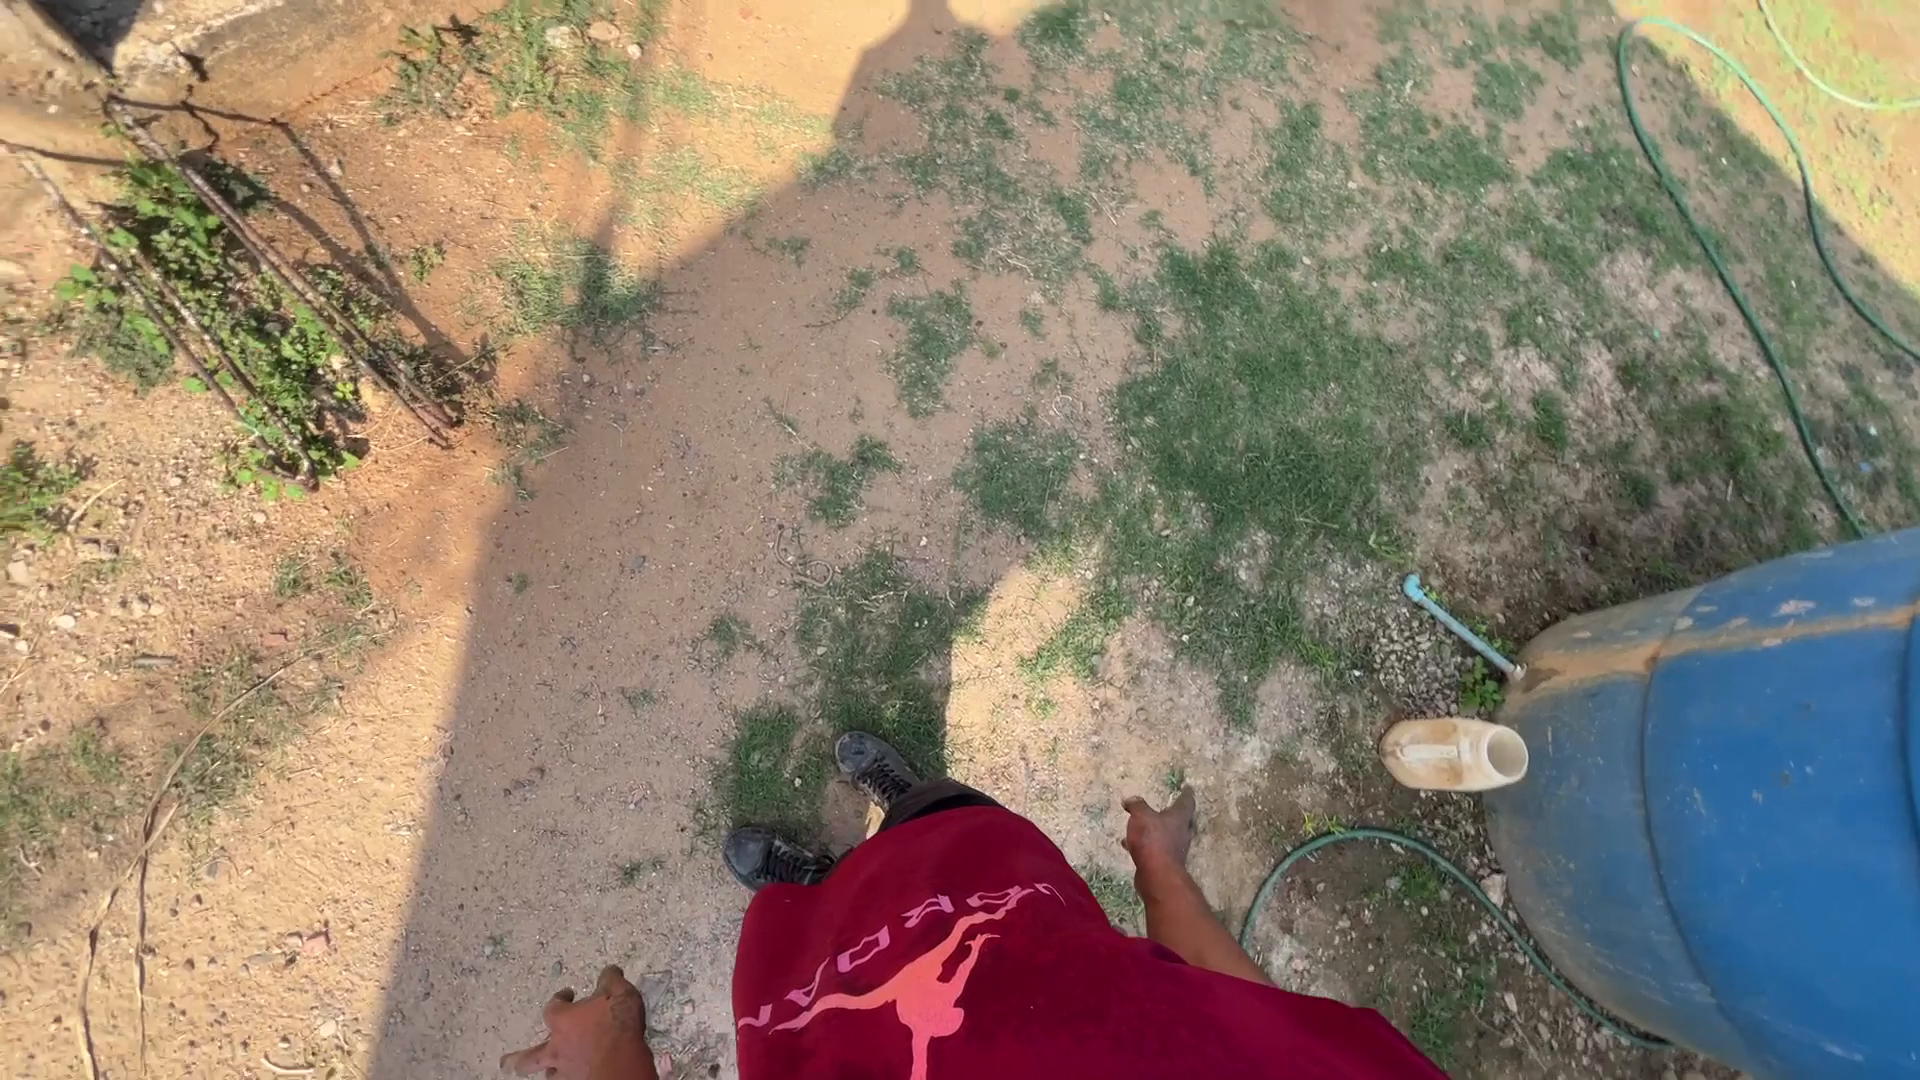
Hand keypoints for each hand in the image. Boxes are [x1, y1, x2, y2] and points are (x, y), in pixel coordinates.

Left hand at [501, 965, 656, 1078]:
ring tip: (547, 1070)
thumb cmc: (616, 1021)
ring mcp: (565, 1070)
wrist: (621, 1059)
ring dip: (547, 1069)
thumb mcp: (619, 990)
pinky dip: (568, 1077)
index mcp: (563, 1020)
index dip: (558, 999)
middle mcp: (557, 1047)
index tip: (567, 994)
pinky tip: (573, 1076)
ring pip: (547, 1073)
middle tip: (505, 1062)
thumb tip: (608, 971)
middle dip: (517, 1058)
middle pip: (530, 1056)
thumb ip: (610, 979)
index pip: (552, 1007)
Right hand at [1122, 786, 1196, 872]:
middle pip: (1182, 821)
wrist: (1157, 875)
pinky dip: (1145, 844)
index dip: (1186, 794)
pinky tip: (1129, 844)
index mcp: (1179, 818)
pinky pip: (1155, 848)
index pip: (1186, 803)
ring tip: (1142, 826)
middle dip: (1175, 815)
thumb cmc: (1152, 840)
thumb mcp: (1141, 815)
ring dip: (1157, 831)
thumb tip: (1131, 800)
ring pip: (1168, 836)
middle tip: (1169, 808)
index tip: (1188, 788)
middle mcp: (1181, 833)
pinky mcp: (1164, 863)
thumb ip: (1137, 806)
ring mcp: (1174, 850)